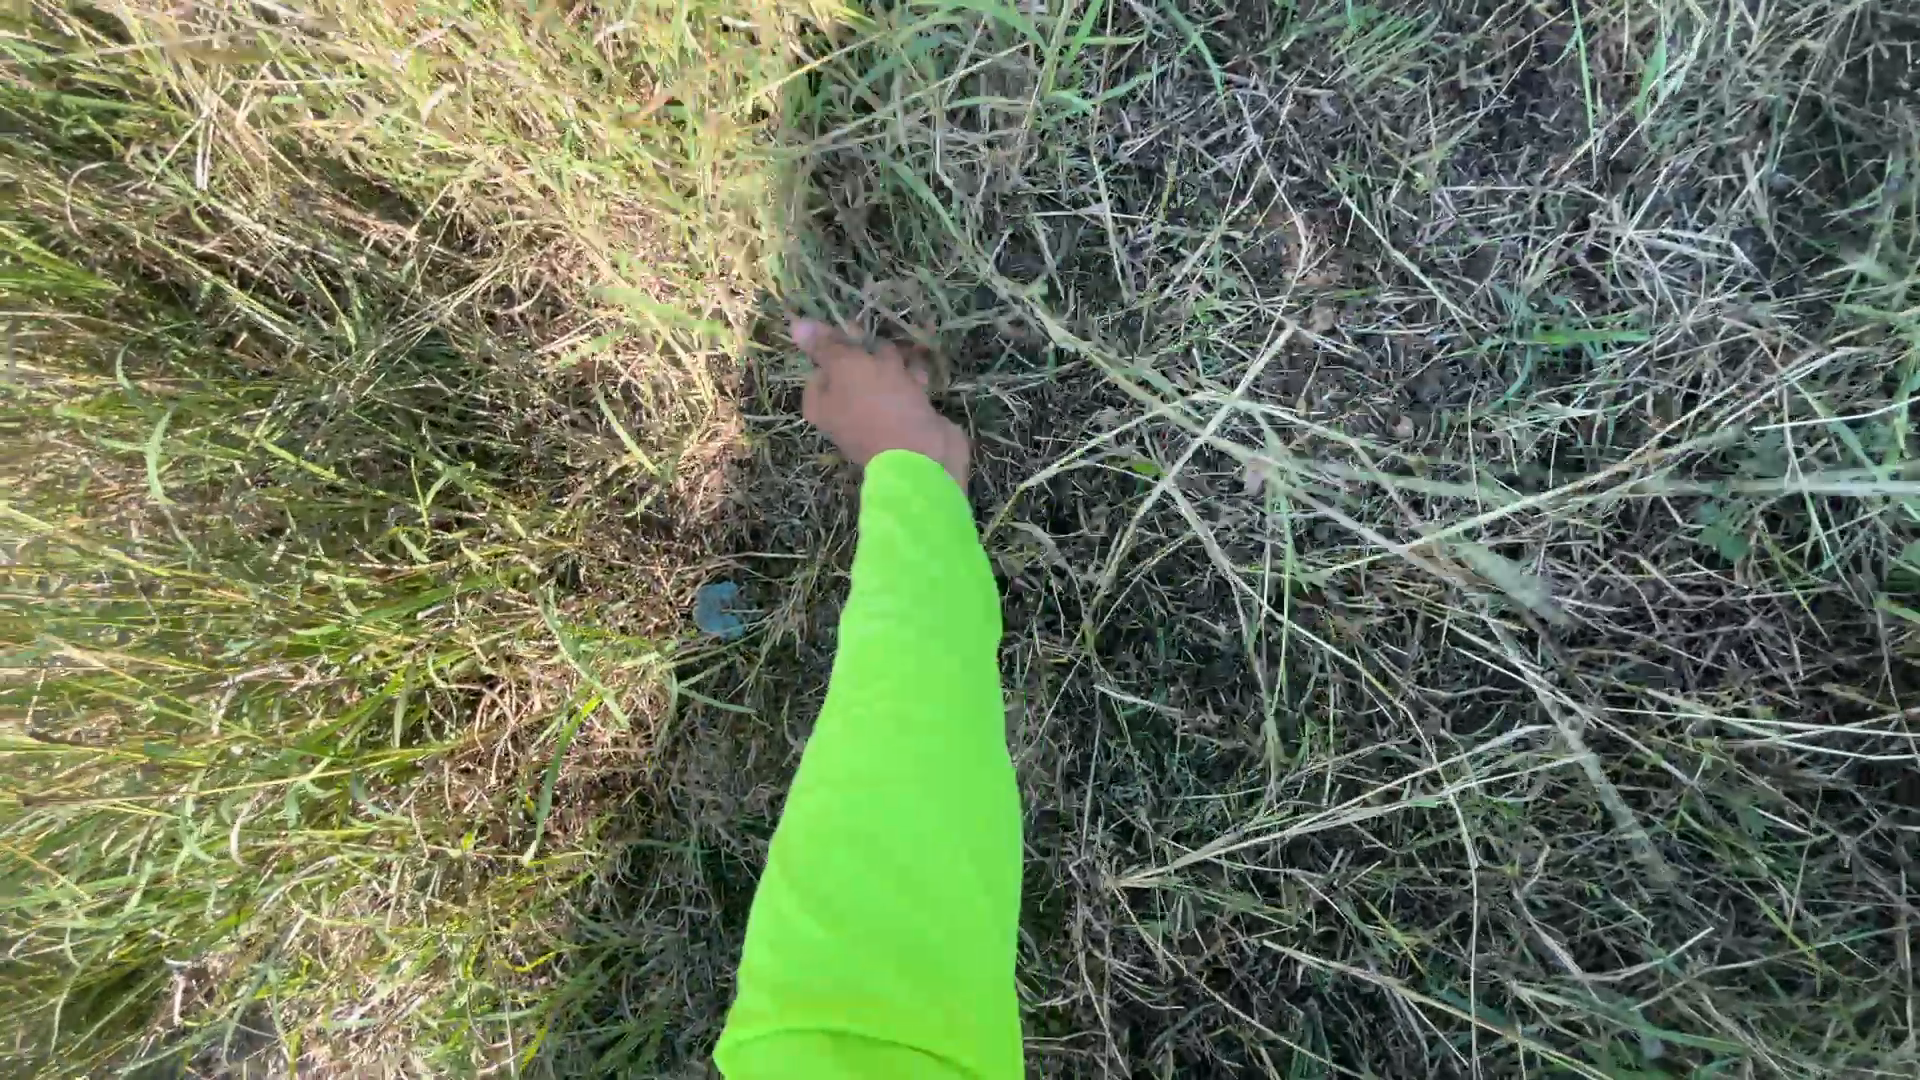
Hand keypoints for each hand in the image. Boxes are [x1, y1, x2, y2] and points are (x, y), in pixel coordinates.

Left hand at [794, 317, 969, 489]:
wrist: (922, 454)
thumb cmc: (878, 406)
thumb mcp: (846, 367)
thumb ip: (825, 345)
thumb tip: (795, 325)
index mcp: (821, 403)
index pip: (821, 364)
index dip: (837, 345)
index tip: (854, 333)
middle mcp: (844, 412)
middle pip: (854, 368)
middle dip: (873, 353)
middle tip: (884, 348)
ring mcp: (875, 417)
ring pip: (883, 376)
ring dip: (898, 364)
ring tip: (909, 365)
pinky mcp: (904, 420)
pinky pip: (904, 390)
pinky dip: (913, 381)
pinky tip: (923, 380)